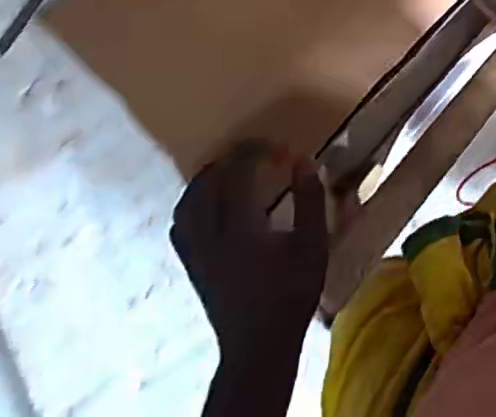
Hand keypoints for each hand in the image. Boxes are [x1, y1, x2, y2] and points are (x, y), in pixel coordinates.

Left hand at [171, 142, 328, 353]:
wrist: (258, 347)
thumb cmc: (292, 293)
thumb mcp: (314, 244)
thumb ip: (310, 200)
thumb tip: (305, 161)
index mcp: (240, 228)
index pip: (239, 174)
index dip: (256, 152)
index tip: (280, 148)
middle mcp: (210, 237)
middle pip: (207, 183)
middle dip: (231, 160)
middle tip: (258, 153)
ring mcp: (195, 253)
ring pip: (188, 203)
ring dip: (208, 179)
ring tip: (232, 171)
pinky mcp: (191, 267)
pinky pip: (181, 225)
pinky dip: (194, 204)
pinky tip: (213, 205)